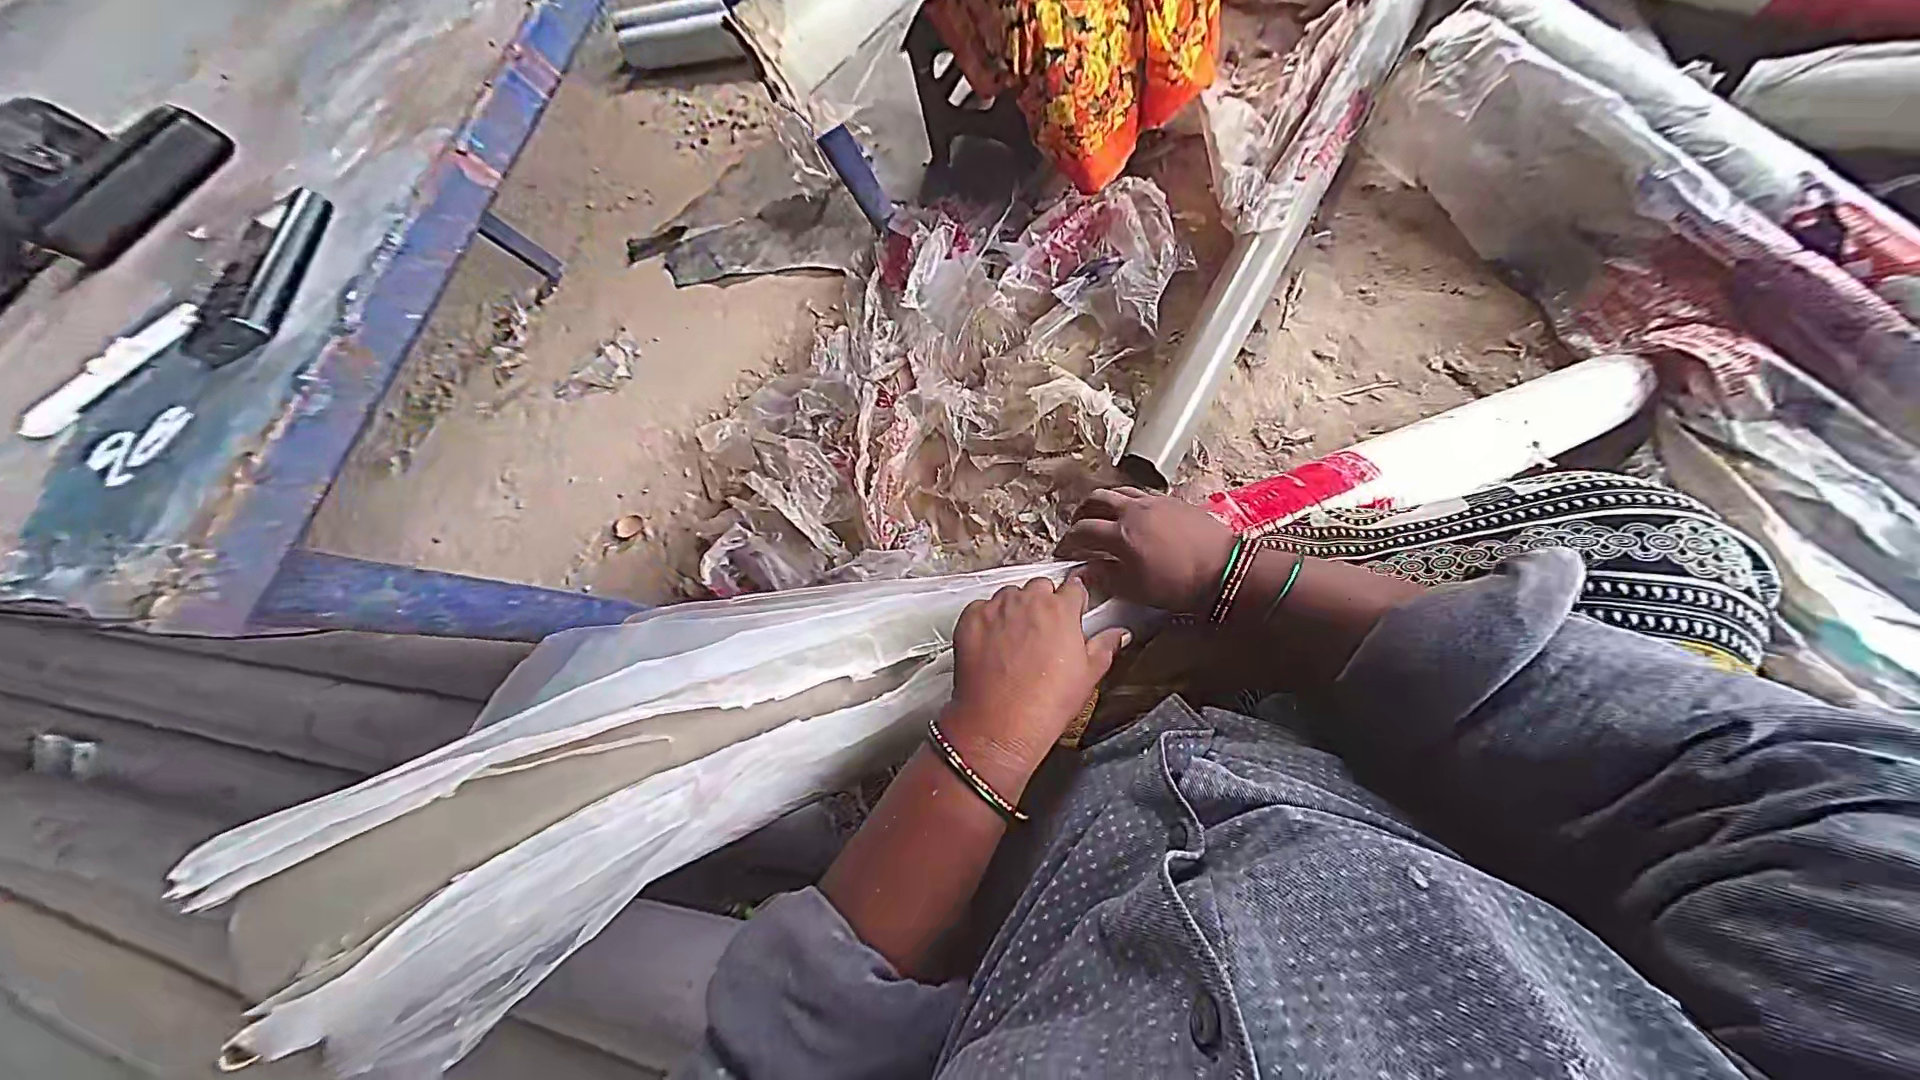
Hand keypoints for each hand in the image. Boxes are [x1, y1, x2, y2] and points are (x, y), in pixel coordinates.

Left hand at [944, 576, 1129, 778]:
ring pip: (1009, 596)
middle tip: (1043, 632)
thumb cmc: (1045, 703)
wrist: (1000, 723)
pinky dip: (987, 620)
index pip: (1073, 588)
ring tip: (1016, 641)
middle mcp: (1027, 601)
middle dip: (1042, 603)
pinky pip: (980, 608)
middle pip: (1039, 588)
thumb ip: (1105, 645)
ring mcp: (996, 608)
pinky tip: (993, 645)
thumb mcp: (1089, 675)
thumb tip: (1120, 634)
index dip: (1073, 602)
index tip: (1071, 611)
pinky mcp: (970, 619)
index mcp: (1060, 609)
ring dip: (1014, 610)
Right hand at [1055, 487, 1235, 613]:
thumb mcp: (1136, 588)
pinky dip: (1126, 501)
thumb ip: (1105, 577)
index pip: (1082, 531)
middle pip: (1095, 500)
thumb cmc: (1180, 585)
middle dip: (1082, 513)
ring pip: (1118, 491)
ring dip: (1103, 502)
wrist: (1227, 569)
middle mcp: (1132, 510)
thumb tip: (1083, 572)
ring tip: (1102, 516)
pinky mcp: (1172, 501)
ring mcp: (1154, 502)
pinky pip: (1140, 493)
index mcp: (1120, 534)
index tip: (1064, 551)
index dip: (1068, 541)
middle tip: (1078, 528)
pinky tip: (1133, 515)